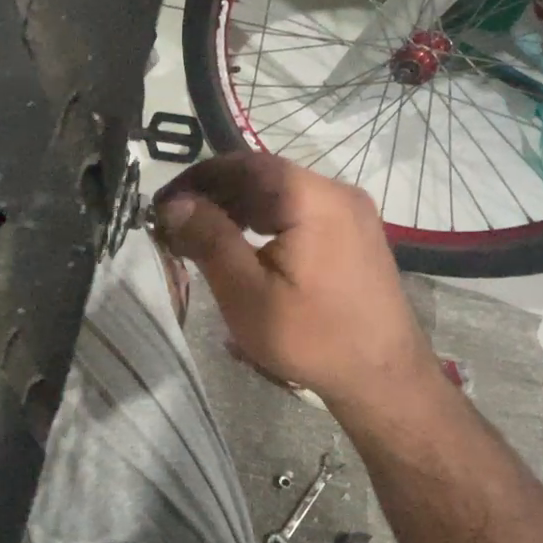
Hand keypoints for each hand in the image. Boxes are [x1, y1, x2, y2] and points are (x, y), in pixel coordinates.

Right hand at [154, 153, 437, 408]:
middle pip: (261, 176)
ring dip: (233, 208)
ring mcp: (349, 213)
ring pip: (277, 194)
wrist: (383, 378)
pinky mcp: (351, 234)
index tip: (160, 205)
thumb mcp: (245, 291)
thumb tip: (172, 203)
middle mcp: (336, 194)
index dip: (196, 178)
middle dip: (211, 194)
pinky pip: (296, 211)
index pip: (243, 164)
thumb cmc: (310, 336)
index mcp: (312, 199)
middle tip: (171, 224)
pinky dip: (260, 220)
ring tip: (196, 236)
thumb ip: (208, 238)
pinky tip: (236, 244)